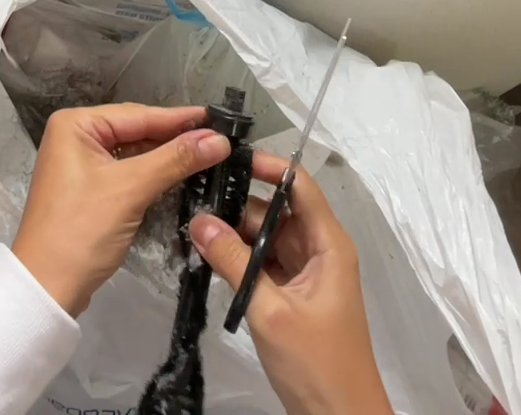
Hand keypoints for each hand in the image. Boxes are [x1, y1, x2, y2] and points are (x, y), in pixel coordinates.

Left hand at [12, 103, 230, 315]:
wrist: (46, 288)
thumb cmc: (82, 229)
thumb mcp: (131, 190)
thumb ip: (175, 160)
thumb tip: (218, 139)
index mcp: (76, 124)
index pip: (137, 115)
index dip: (179, 118)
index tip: (217, 117)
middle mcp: (76, 136)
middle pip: (135, 131)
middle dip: (174, 137)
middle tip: (219, 137)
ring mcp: (81, 163)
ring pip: (133, 152)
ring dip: (166, 155)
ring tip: (209, 152)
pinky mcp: (89, 188)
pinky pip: (127, 171)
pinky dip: (152, 173)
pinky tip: (180, 172)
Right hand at [191, 152, 390, 414]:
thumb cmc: (317, 363)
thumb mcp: (270, 310)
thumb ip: (233, 262)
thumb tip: (197, 220)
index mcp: (328, 245)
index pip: (301, 186)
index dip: (269, 166)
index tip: (229, 158)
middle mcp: (318, 250)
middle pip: (276, 209)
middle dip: (239, 202)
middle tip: (194, 194)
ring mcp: (305, 273)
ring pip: (265, 236)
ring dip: (235, 232)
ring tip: (193, 222)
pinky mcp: (291, 294)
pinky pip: (263, 261)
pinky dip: (239, 257)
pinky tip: (207, 252)